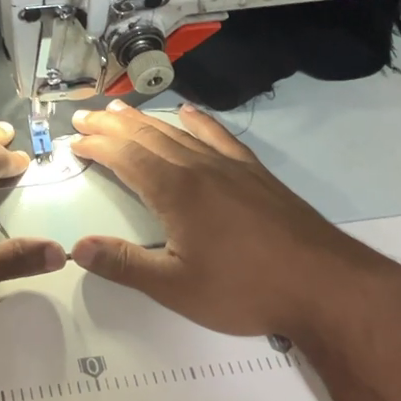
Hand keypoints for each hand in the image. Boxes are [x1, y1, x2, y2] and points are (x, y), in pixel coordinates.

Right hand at [68, 101, 398, 338]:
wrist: (326, 286)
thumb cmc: (246, 290)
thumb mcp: (175, 287)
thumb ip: (124, 265)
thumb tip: (76, 247)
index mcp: (176, 192)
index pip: (126, 158)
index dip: (97, 146)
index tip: (73, 142)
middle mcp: (200, 169)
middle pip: (147, 137)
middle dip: (112, 125)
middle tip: (84, 116)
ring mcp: (231, 168)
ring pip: (179, 133)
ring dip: (146, 121)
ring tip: (121, 110)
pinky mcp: (256, 175)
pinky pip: (219, 137)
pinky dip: (199, 122)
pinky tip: (190, 113)